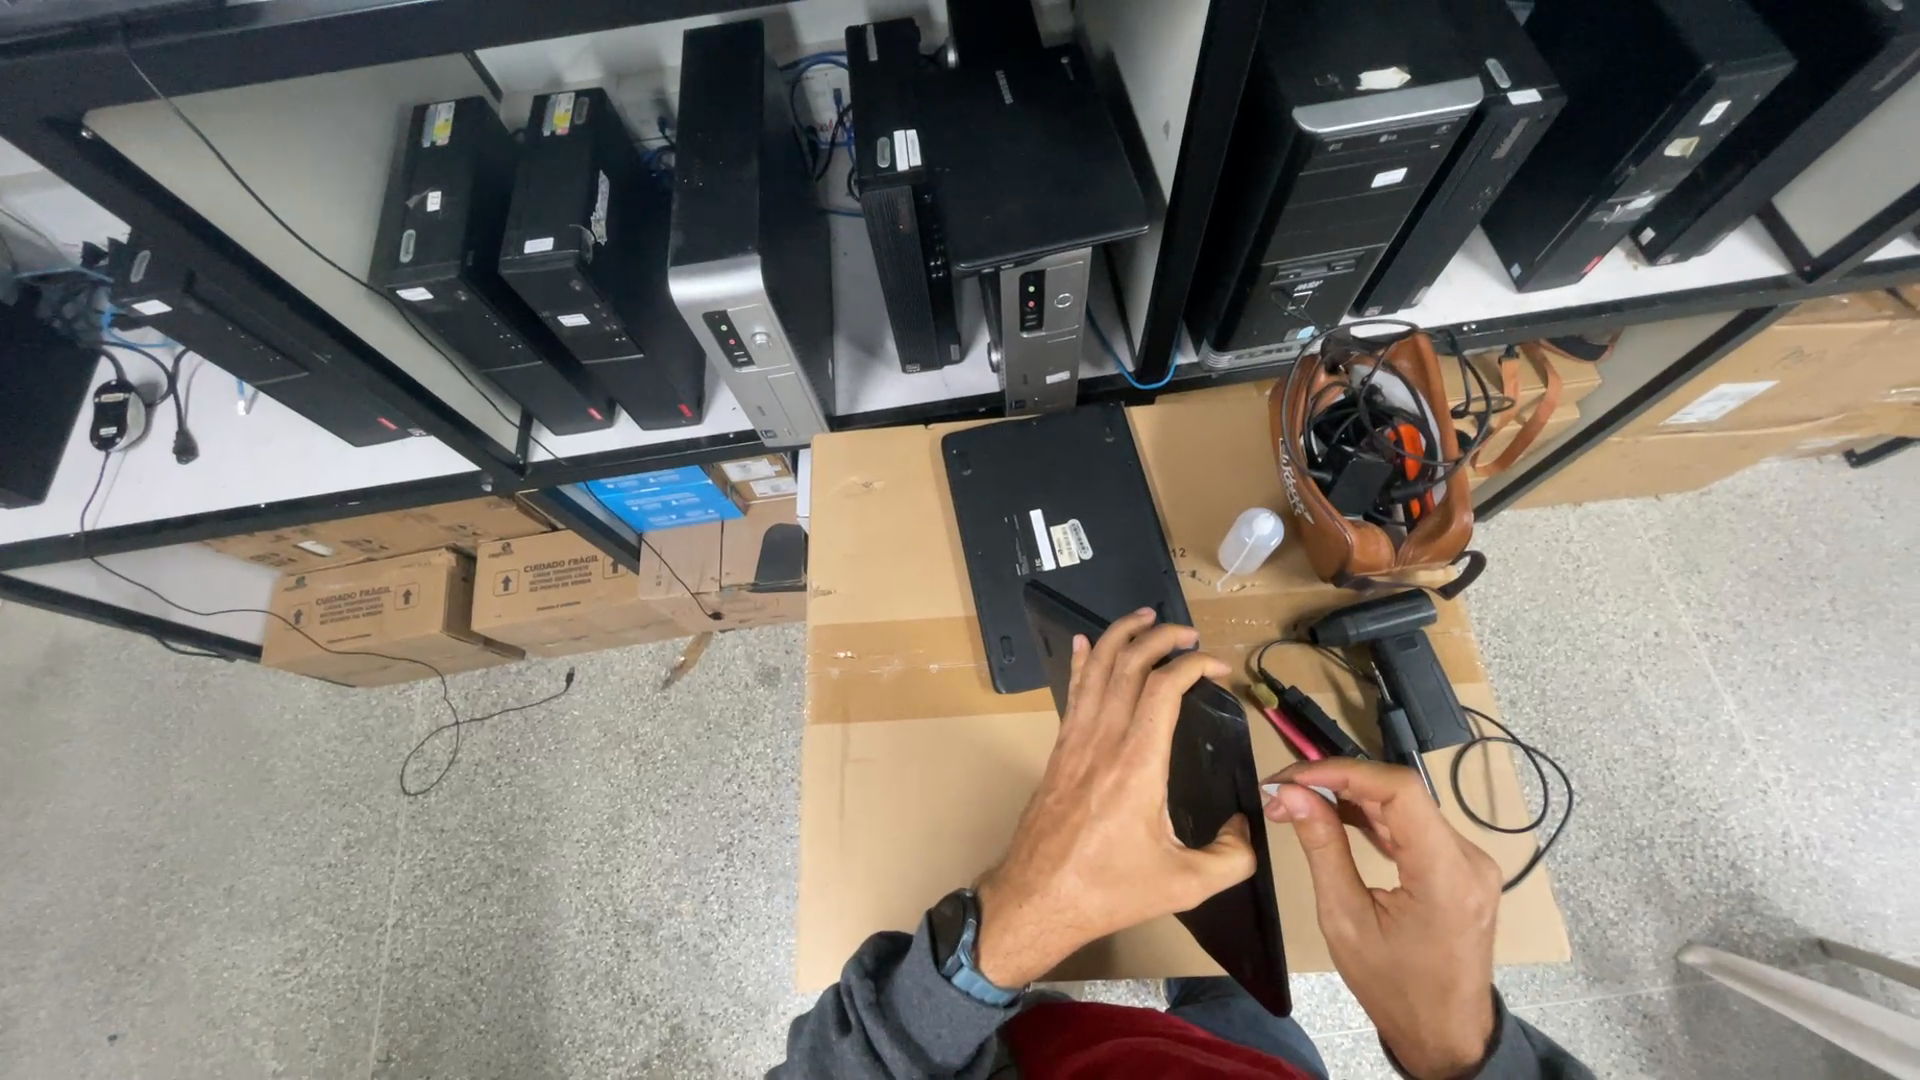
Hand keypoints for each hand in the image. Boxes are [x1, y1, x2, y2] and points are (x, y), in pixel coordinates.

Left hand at [972, 608, 1256, 987]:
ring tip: (1144, 618)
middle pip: (1128, 666)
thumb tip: (1245, 826)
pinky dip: (1080, 663)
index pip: (1164, 688)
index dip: (1194, 666)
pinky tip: (1083, 643)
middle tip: (1188, 633)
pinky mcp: (1059, 750)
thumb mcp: (1185, 885)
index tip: (1218, 667)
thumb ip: (1231, 856)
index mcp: (1138, 763)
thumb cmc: (1108, 890)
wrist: (1037, 896)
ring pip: (1095, 670)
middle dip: (1160, 638)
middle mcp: (1104, 739)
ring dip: (1119, 636)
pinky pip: (1072, 693)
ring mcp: (1075, 740)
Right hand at [1264, 760, 1502, 1079]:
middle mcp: (1467, 857)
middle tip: (1278, 790)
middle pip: (1396, 791)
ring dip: (1343, 794)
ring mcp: (1466, 859)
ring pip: (1398, 802)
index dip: (1342, 771)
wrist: (1446, 1035)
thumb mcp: (1344, 919)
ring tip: (1293, 800)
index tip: (1291, 777)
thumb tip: (1288, 792)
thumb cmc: (1393, 986)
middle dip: (1332, 782)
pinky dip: (1364, 813)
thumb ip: (1322, 847)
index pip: (1399, 790)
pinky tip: (1327, 815)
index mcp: (1446, 874)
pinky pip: (1406, 822)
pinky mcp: (1456, 864)